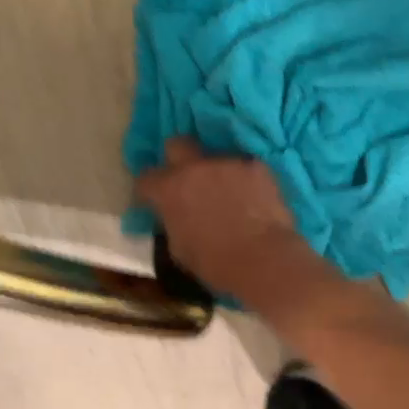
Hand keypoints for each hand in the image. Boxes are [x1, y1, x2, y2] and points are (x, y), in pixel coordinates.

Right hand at [134, 138, 307, 296]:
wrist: (263, 260)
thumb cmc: (216, 264)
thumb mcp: (179, 249)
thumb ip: (173, 223)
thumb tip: (176, 217)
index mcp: (168, 189)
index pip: (146, 179)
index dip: (149, 191)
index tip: (156, 202)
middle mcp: (194, 168)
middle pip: (178, 145)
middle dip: (179, 159)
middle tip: (189, 181)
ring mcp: (228, 163)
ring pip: (217, 158)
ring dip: (219, 173)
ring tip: (231, 195)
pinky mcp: (257, 167)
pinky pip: (246, 169)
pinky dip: (247, 181)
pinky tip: (256, 198)